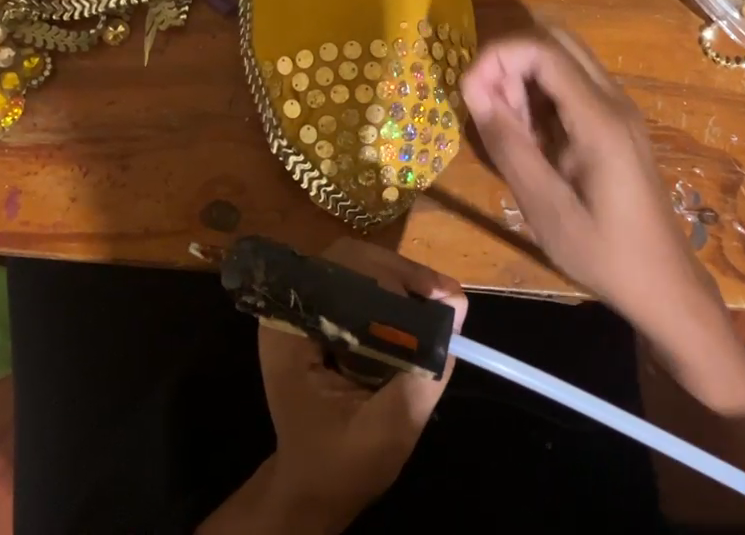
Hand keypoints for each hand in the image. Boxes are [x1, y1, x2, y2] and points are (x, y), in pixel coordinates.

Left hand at [254, 239, 467, 529]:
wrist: (311, 485)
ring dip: (400, 279)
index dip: (387, 276)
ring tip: (440, 302)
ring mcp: (301, 310)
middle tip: (444, 299)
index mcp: (288, 333)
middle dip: (400, 274)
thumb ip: (422, 376)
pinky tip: (421, 308)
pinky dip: (393, 289)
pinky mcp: (318, 316)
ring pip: (355, 265)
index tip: (431, 298)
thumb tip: (457, 314)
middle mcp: (288, 310)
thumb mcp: (388, 430)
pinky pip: (357, 283)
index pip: (335, 274)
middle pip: (346, 259)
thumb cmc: (341, 463)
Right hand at [459, 30, 744, 416]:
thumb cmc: (604, 253)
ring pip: (562, 58)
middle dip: (508, 60)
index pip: (542, 49)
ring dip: (522, 76)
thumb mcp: (545, 208)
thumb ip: (508, 144)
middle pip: (554, 40)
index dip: (497, 56)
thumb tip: (472, 90)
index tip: (468, 93)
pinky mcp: (615, 122)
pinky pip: (570, 84)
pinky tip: (528, 137)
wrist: (664, 284)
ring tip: (504, 126)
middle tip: (486, 106)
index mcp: (599, 119)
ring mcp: (618, 108)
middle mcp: (613, 100)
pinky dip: (538, 93)